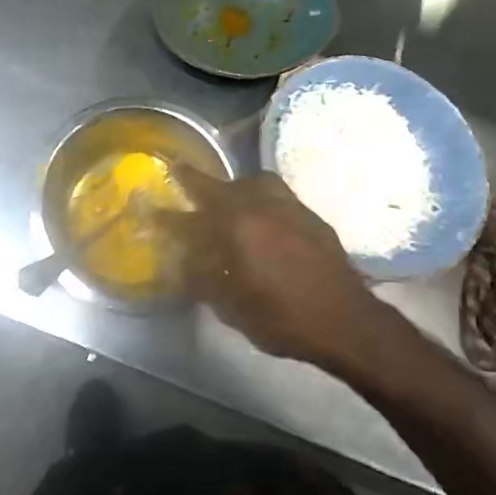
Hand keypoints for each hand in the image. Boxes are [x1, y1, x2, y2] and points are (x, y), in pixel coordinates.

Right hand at [168, 168, 403, 369]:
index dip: (166, 215)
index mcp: (236, 227)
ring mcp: (289, 206)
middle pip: (220, 186)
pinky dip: (260, 197)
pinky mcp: (310, 215)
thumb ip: (204, 282)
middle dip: (196, 182)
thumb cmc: (283, 319)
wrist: (345, 320)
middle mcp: (261, 206)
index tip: (150, 208)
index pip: (190, 217)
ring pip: (254, 182)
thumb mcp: (233, 307)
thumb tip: (183, 268)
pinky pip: (276, 194)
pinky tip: (260, 217)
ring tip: (225, 198)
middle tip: (180, 174)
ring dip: (234, 185)